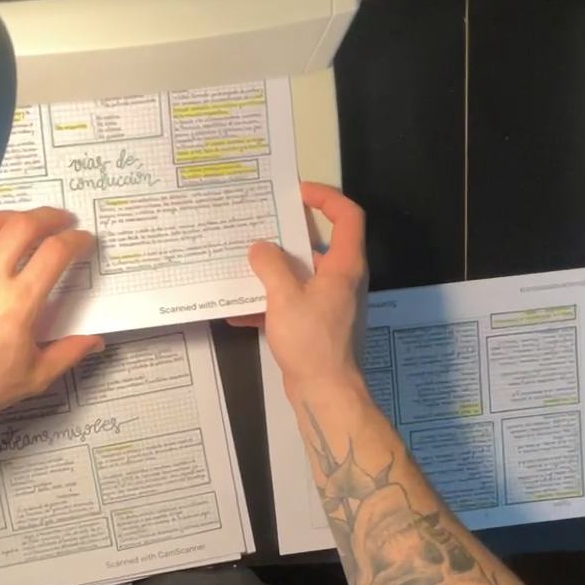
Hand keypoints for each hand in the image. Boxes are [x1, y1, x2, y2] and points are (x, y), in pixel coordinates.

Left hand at [0, 207, 105, 434]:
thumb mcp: (35, 376)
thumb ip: (69, 353)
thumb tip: (93, 342)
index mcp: (18, 304)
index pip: (54, 253)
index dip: (75, 240)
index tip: (82, 240)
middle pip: (22, 225)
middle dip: (48, 217)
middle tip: (60, 221)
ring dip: (12, 216)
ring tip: (24, 223)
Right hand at [231, 182, 368, 399]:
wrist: (325, 391)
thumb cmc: (312, 340)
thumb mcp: (285, 297)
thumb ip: (270, 266)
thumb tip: (259, 248)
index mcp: (345, 266)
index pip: (347, 216)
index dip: (326, 197)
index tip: (298, 193)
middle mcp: (342, 280)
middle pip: (318, 245)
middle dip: (287, 235)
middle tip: (259, 225)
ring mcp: (329, 304)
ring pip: (301, 276)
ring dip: (273, 270)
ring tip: (243, 263)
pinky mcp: (315, 326)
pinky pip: (290, 304)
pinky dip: (267, 305)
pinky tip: (237, 311)